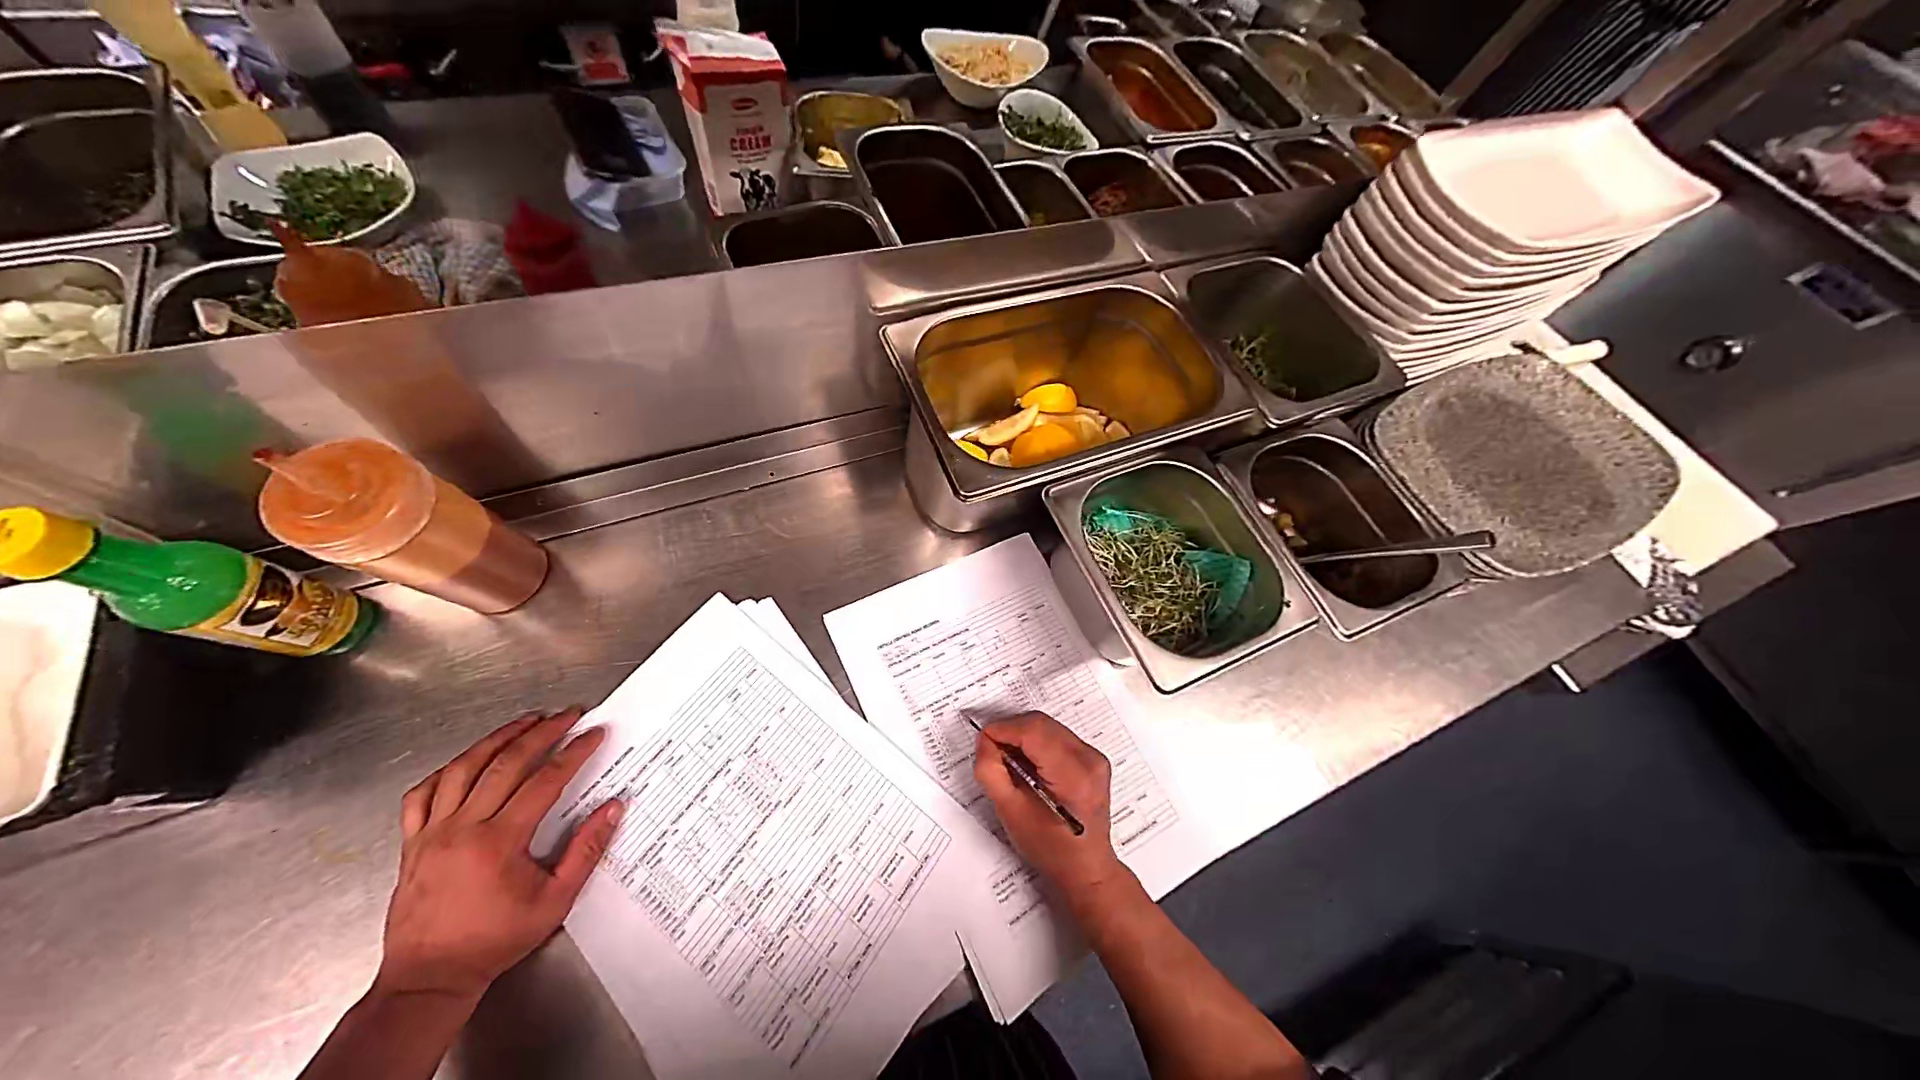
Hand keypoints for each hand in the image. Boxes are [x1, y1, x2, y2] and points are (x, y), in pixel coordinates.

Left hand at [377, 708, 621, 999]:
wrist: (429, 977)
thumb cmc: (493, 942)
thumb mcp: (555, 900)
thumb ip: (586, 850)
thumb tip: (611, 809)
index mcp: (498, 842)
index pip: (544, 780)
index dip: (574, 752)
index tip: (592, 734)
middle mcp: (462, 829)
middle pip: (506, 763)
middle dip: (543, 732)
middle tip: (567, 716)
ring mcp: (431, 833)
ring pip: (463, 768)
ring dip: (498, 738)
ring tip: (525, 721)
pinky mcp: (412, 843)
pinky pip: (422, 794)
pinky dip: (448, 769)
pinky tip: (467, 759)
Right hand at [973, 712, 1131, 905]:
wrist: (1085, 867)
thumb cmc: (1051, 848)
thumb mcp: (1010, 812)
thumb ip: (991, 771)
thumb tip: (985, 741)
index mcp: (1073, 777)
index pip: (1032, 732)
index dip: (1003, 730)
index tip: (985, 742)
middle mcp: (1089, 761)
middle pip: (1040, 724)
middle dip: (1011, 731)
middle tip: (994, 753)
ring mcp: (1095, 758)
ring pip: (1048, 726)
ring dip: (1024, 736)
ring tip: (1012, 763)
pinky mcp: (1093, 758)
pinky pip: (1058, 735)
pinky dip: (1037, 742)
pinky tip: (1029, 765)